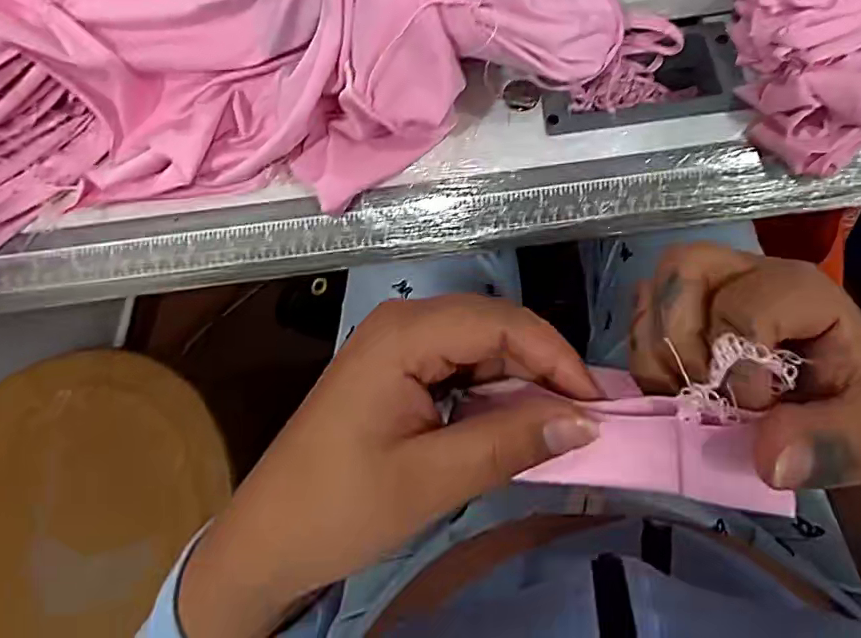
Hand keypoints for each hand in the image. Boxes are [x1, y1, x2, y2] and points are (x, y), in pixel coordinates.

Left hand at [178, 294, 603, 636]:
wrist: (265, 540)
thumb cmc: (339, 508)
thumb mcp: (431, 481)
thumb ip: (509, 443)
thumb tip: (585, 421)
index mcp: (404, 332)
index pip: (501, 323)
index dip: (555, 355)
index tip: (595, 403)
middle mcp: (404, 320)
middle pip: (493, 325)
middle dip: (542, 365)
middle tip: (583, 414)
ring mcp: (398, 339)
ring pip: (481, 342)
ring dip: (520, 378)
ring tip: (558, 418)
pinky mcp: (398, 363)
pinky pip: (461, 360)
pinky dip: (493, 387)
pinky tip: (513, 417)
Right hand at [630, 242, 860, 490]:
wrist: (856, 426)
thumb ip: (833, 445)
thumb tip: (767, 457)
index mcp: (801, 289)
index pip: (743, 306)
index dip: (740, 364)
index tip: (761, 406)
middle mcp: (750, 274)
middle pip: (684, 266)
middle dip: (680, 337)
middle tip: (705, 388)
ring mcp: (714, 289)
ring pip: (655, 287)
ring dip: (658, 350)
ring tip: (688, 394)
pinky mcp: (689, 312)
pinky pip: (643, 316)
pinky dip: (646, 357)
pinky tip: (675, 390)